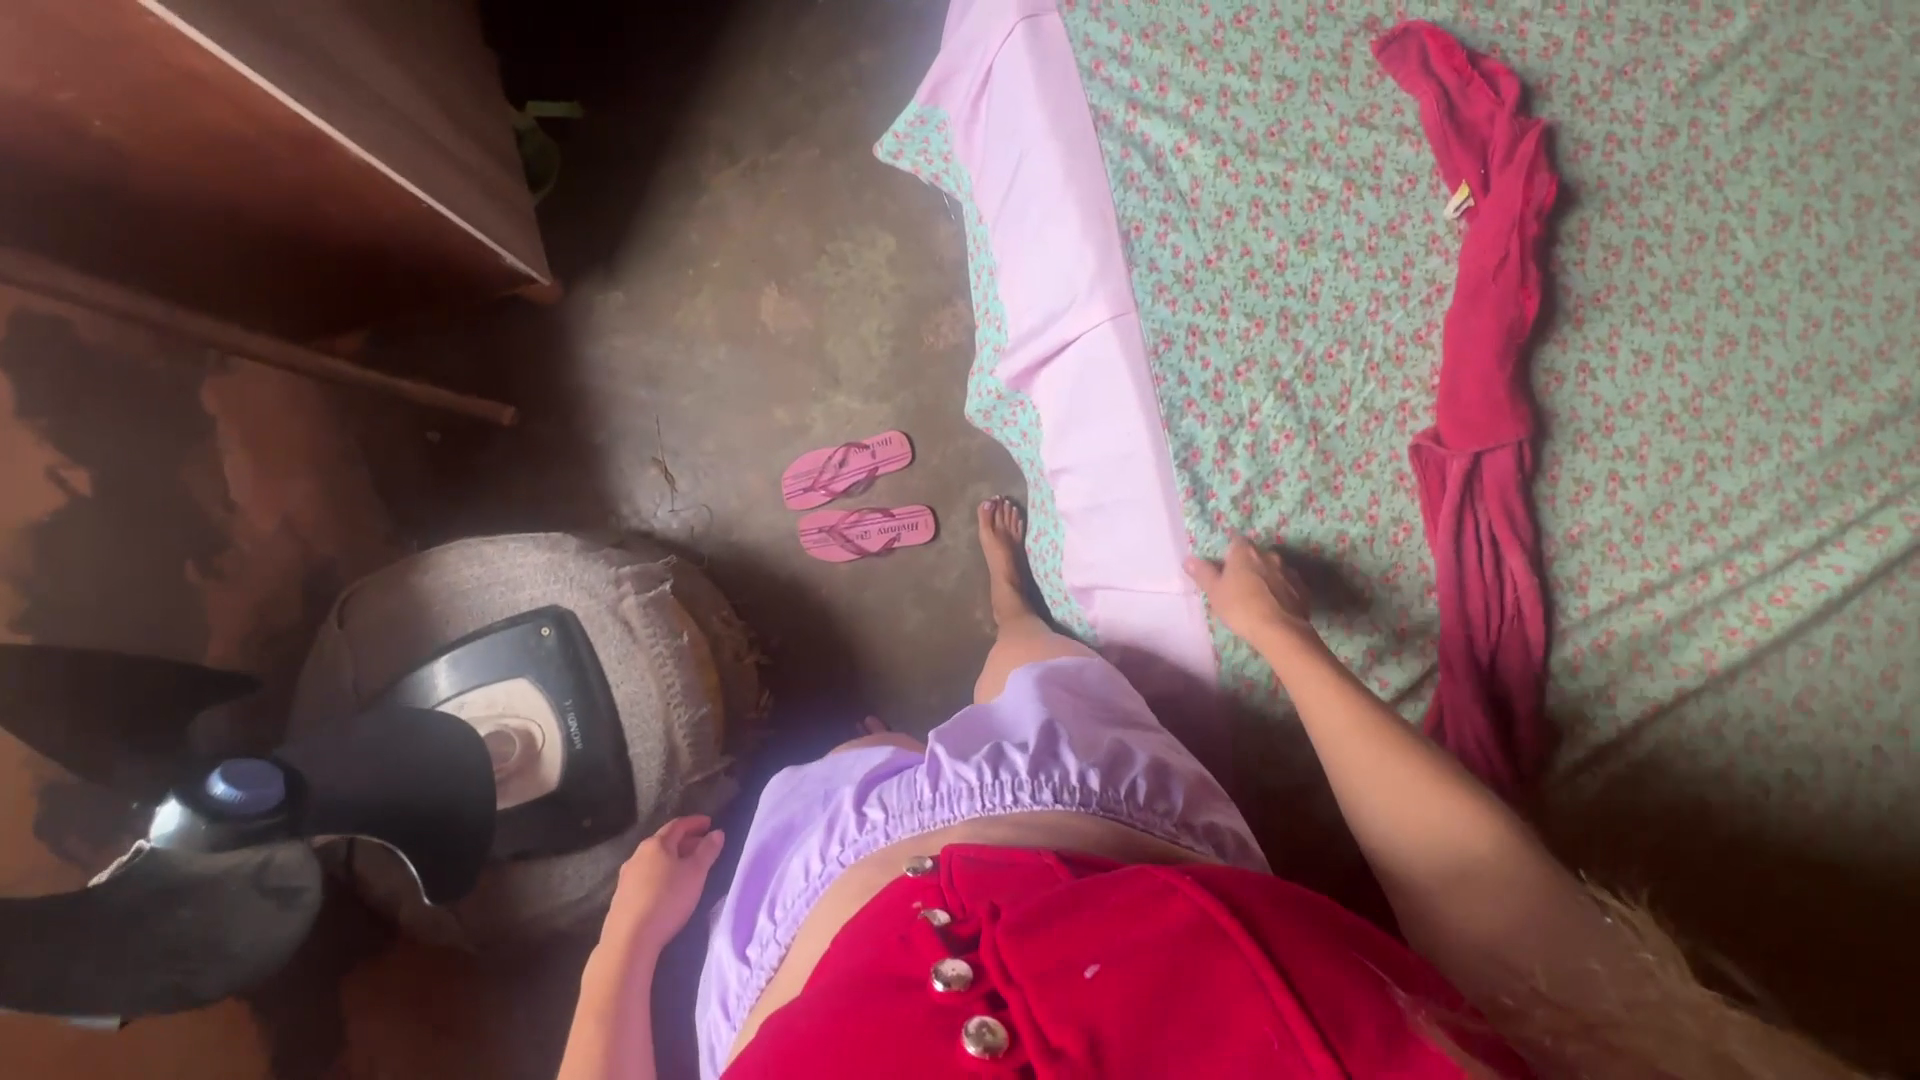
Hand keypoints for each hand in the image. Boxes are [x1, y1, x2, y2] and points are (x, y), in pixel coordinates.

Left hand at [604, 815, 725, 955]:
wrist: (629, 939)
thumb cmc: (667, 899)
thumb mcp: (696, 873)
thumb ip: (708, 850)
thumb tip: (717, 832)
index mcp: (656, 844)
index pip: (678, 825)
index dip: (695, 822)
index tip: (709, 823)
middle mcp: (638, 855)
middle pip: (665, 841)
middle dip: (685, 841)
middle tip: (702, 847)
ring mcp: (626, 876)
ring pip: (654, 860)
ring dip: (671, 859)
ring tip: (686, 868)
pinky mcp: (621, 896)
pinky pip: (645, 876)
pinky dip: (659, 874)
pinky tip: (665, 887)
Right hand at [1184, 534, 1315, 647]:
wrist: (1280, 630)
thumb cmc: (1240, 607)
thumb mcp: (1214, 592)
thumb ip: (1202, 573)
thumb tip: (1188, 559)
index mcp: (1245, 552)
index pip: (1236, 541)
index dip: (1229, 553)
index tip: (1224, 567)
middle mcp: (1269, 555)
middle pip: (1256, 555)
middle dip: (1248, 565)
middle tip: (1239, 584)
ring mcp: (1289, 571)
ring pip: (1274, 570)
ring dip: (1266, 578)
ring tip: (1258, 597)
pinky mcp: (1302, 588)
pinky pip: (1288, 585)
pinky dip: (1281, 591)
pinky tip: (1275, 606)